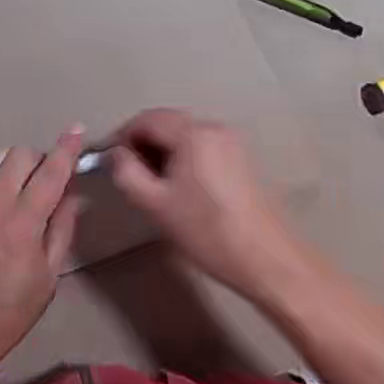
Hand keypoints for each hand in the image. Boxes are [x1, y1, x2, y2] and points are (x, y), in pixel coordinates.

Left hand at [0, 128, 86, 383]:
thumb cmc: (7, 312)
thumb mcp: (47, 278)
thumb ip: (61, 229)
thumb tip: (72, 194)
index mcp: (21, 225)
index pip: (49, 173)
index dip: (66, 149)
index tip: (76, 129)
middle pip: (20, 154)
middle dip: (40, 159)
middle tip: (49, 182)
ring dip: (14, 162)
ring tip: (22, 187)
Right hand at [107, 109, 302, 293]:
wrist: (271, 264)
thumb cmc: (209, 232)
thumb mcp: (155, 205)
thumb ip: (126, 172)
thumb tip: (115, 154)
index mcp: (192, 133)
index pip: (145, 119)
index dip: (122, 137)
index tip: (112, 162)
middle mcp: (212, 127)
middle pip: (164, 123)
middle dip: (142, 144)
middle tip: (132, 175)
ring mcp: (231, 142)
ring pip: (182, 134)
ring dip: (162, 151)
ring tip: (155, 184)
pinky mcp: (241, 158)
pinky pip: (200, 145)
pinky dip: (182, 157)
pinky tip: (181, 188)